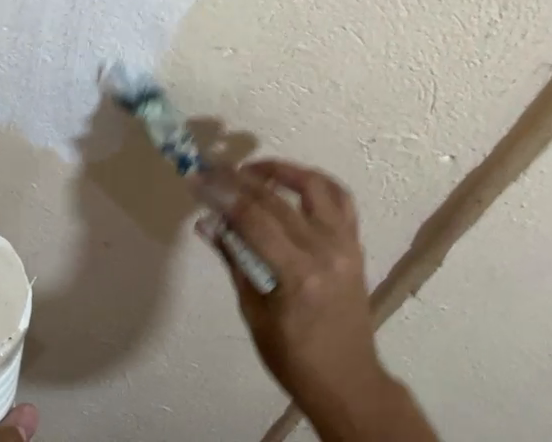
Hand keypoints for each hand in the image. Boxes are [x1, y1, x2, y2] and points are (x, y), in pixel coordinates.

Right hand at [200, 160, 436, 441]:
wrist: (347, 381)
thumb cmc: (293, 357)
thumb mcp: (254, 312)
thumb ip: (234, 259)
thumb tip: (206, 221)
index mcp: (298, 275)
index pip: (253, 218)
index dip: (221, 194)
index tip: (196, 179)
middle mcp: (325, 251)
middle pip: (276, 199)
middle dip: (238, 180)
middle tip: (212, 170)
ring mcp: (345, 245)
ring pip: (314, 186)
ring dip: (281, 170)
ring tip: (253, 171)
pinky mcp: (355, 244)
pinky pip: (340, 199)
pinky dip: (316, 183)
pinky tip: (293, 182)